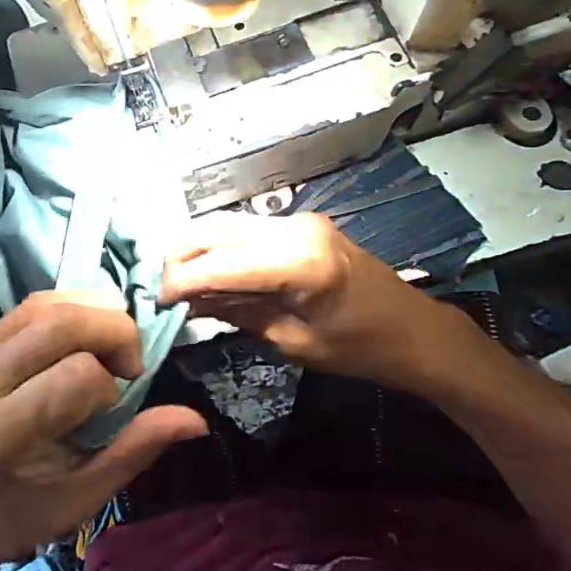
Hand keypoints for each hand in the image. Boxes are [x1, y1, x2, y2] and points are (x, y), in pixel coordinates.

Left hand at [0, 292, 207, 570]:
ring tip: (109, 346)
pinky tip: (82, 335)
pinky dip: (67, 309)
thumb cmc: (19, 513)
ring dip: (93, 312)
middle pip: (60, 323)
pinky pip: (28, 307)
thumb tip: (195, 419)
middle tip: (128, 363)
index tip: (115, 408)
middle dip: (113, 331)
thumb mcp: (84, 496)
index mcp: (3, 432)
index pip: (77, 375)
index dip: (111, 385)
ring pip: (45, 304)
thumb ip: (137, 449)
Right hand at [160, 212, 488, 389]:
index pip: (221, 263)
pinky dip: (220, 250)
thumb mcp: (295, 343)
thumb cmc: (362, 349)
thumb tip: (189, 305)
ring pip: (226, 225)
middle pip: (216, 230)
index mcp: (300, 262)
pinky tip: (209, 274)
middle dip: (180, 258)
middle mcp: (295, 228)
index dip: (181, 281)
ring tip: (177, 284)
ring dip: (197, 250)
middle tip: (159, 291)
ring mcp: (298, 221)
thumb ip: (239, 314)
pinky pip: (245, 231)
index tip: (155, 302)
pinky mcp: (300, 225)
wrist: (416, 331)